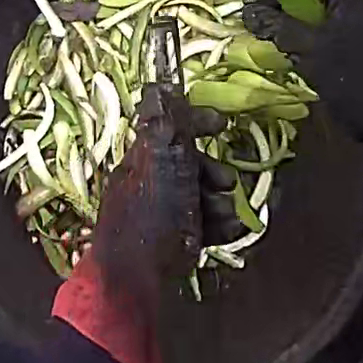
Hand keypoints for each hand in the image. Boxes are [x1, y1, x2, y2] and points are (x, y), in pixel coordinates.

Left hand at [51, 83, 227, 362]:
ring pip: (200, 195)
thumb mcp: (160, 158)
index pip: (171, 126)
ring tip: (224, 214)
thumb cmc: (152, 214)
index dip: (197, 120)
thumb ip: (164, 121)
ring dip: (219, 202)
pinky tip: (227, 232)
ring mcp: (160, 212)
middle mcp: (150, 180)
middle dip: (214, 171)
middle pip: (191, 164)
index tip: (221, 125)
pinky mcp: (171, 242)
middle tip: (225, 182)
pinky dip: (217, 226)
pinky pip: (201, 224)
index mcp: (145, 155)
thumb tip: (160, 82)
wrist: (135, 280)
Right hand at [243, 0, 362, 143]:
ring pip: (329, 13)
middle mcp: (362, 9)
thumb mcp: (308, 49)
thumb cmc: (351, 76)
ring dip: (304, 14)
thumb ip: (278, 27)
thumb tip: (247, 9)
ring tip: (278, 19)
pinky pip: (335, 32)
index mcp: (351, 0)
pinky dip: (314, 33)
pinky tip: (298, 47)